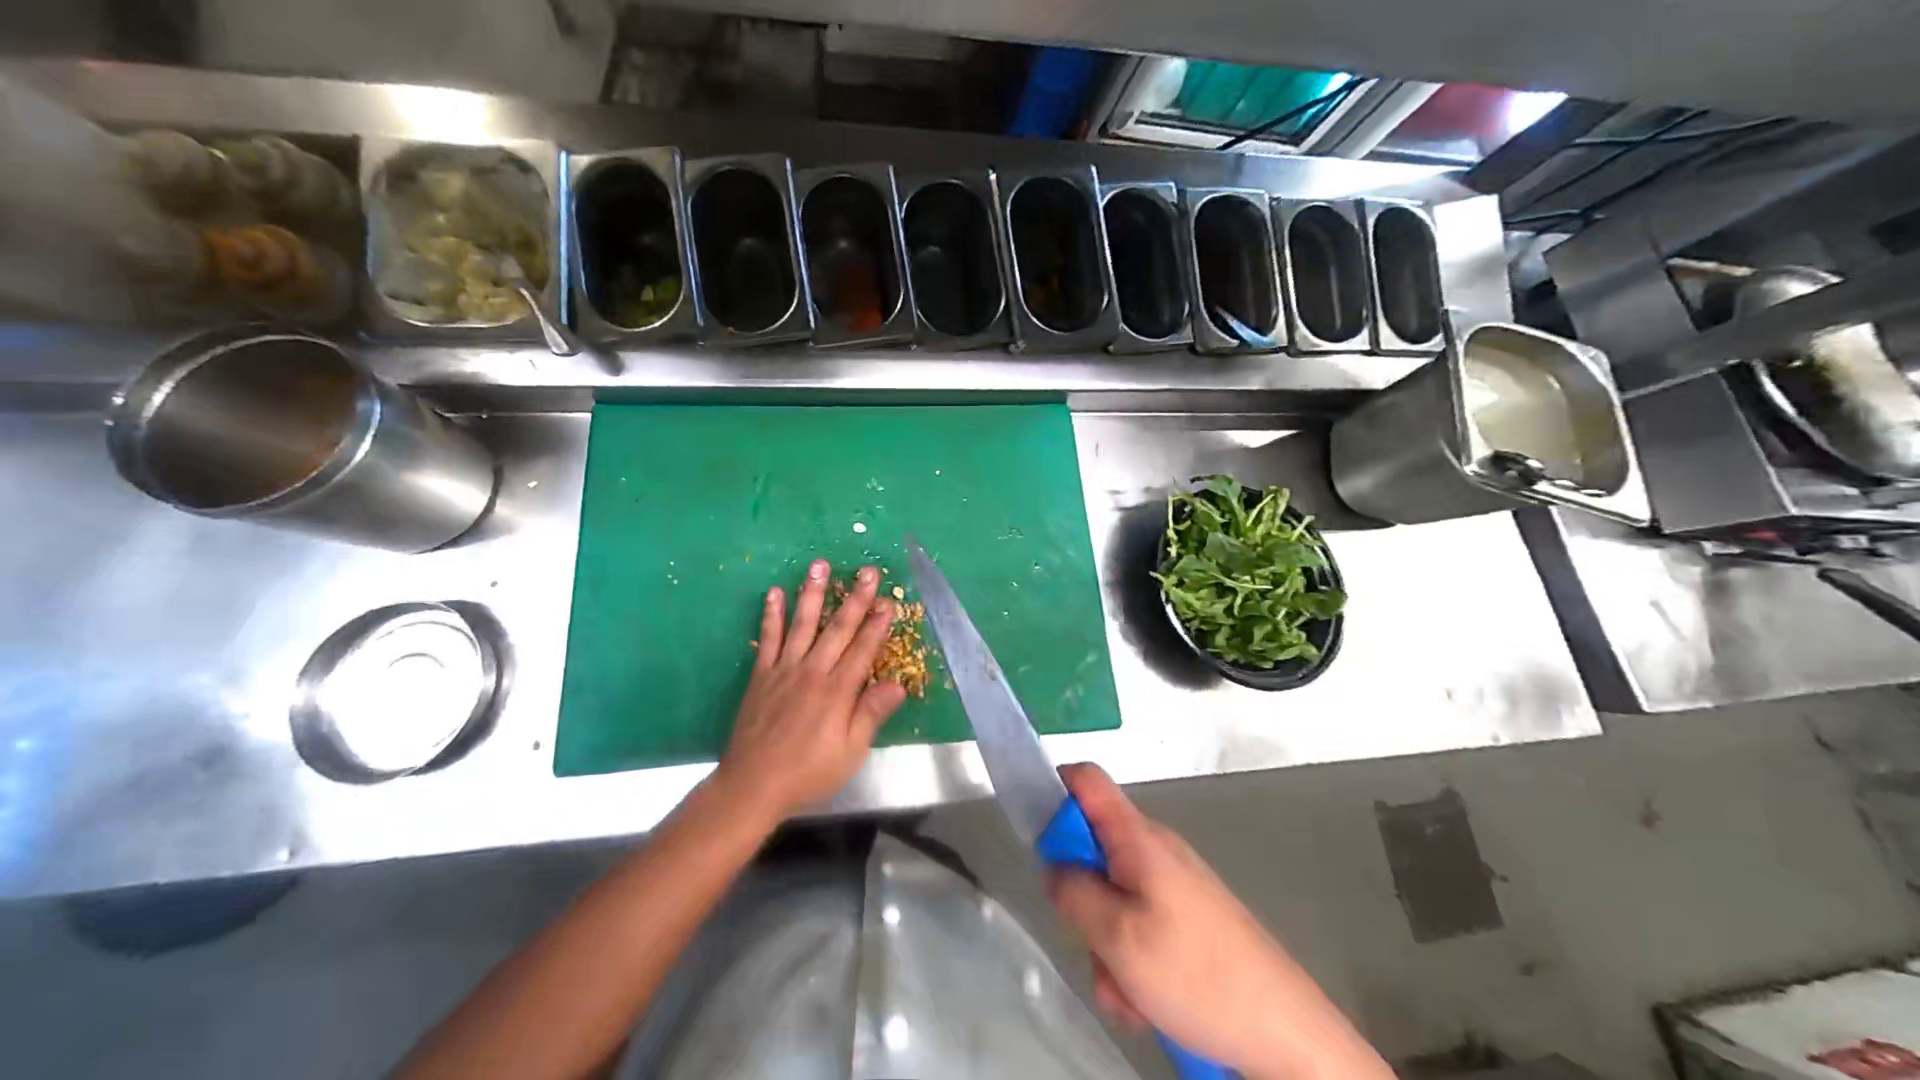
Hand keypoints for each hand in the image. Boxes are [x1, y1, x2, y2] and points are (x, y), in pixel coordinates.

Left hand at [714, 559, 907, 822]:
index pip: (863, 650)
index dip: (878, 625)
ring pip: (802, 624)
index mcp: (837, 692)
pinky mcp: (761, 675)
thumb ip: (870, 714)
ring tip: (820, 565)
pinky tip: (774, 593)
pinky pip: (767, 639)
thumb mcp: (850, 752)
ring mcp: (784, 670)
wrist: (753, 785)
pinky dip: (771, 615)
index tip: (890, 600)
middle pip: (838, 629)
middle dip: (856, 599)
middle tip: (868, 571)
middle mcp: (812, 672)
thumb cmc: (808, 772)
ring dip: (813, 594)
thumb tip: (898, 683)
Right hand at [1048, 764, 1392, 1079]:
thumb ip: (1074, 893)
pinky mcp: (1187, 922)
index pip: (1087, 780)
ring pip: (1111, 900)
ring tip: (1128, 992)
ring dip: (1106, 946)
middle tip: (1092, 944)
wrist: (1289, 1038)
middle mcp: (1156, 853)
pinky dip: (1131, 962)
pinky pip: (1138, 928)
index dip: (1053, 788)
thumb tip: (1055, 866)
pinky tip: (1147, 1002)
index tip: (1032, 828)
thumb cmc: (1199, 976)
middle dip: (1080, 901)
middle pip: (1093, 851)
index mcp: (1139, 839)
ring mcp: (1173, 889)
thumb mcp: (1118, 937)